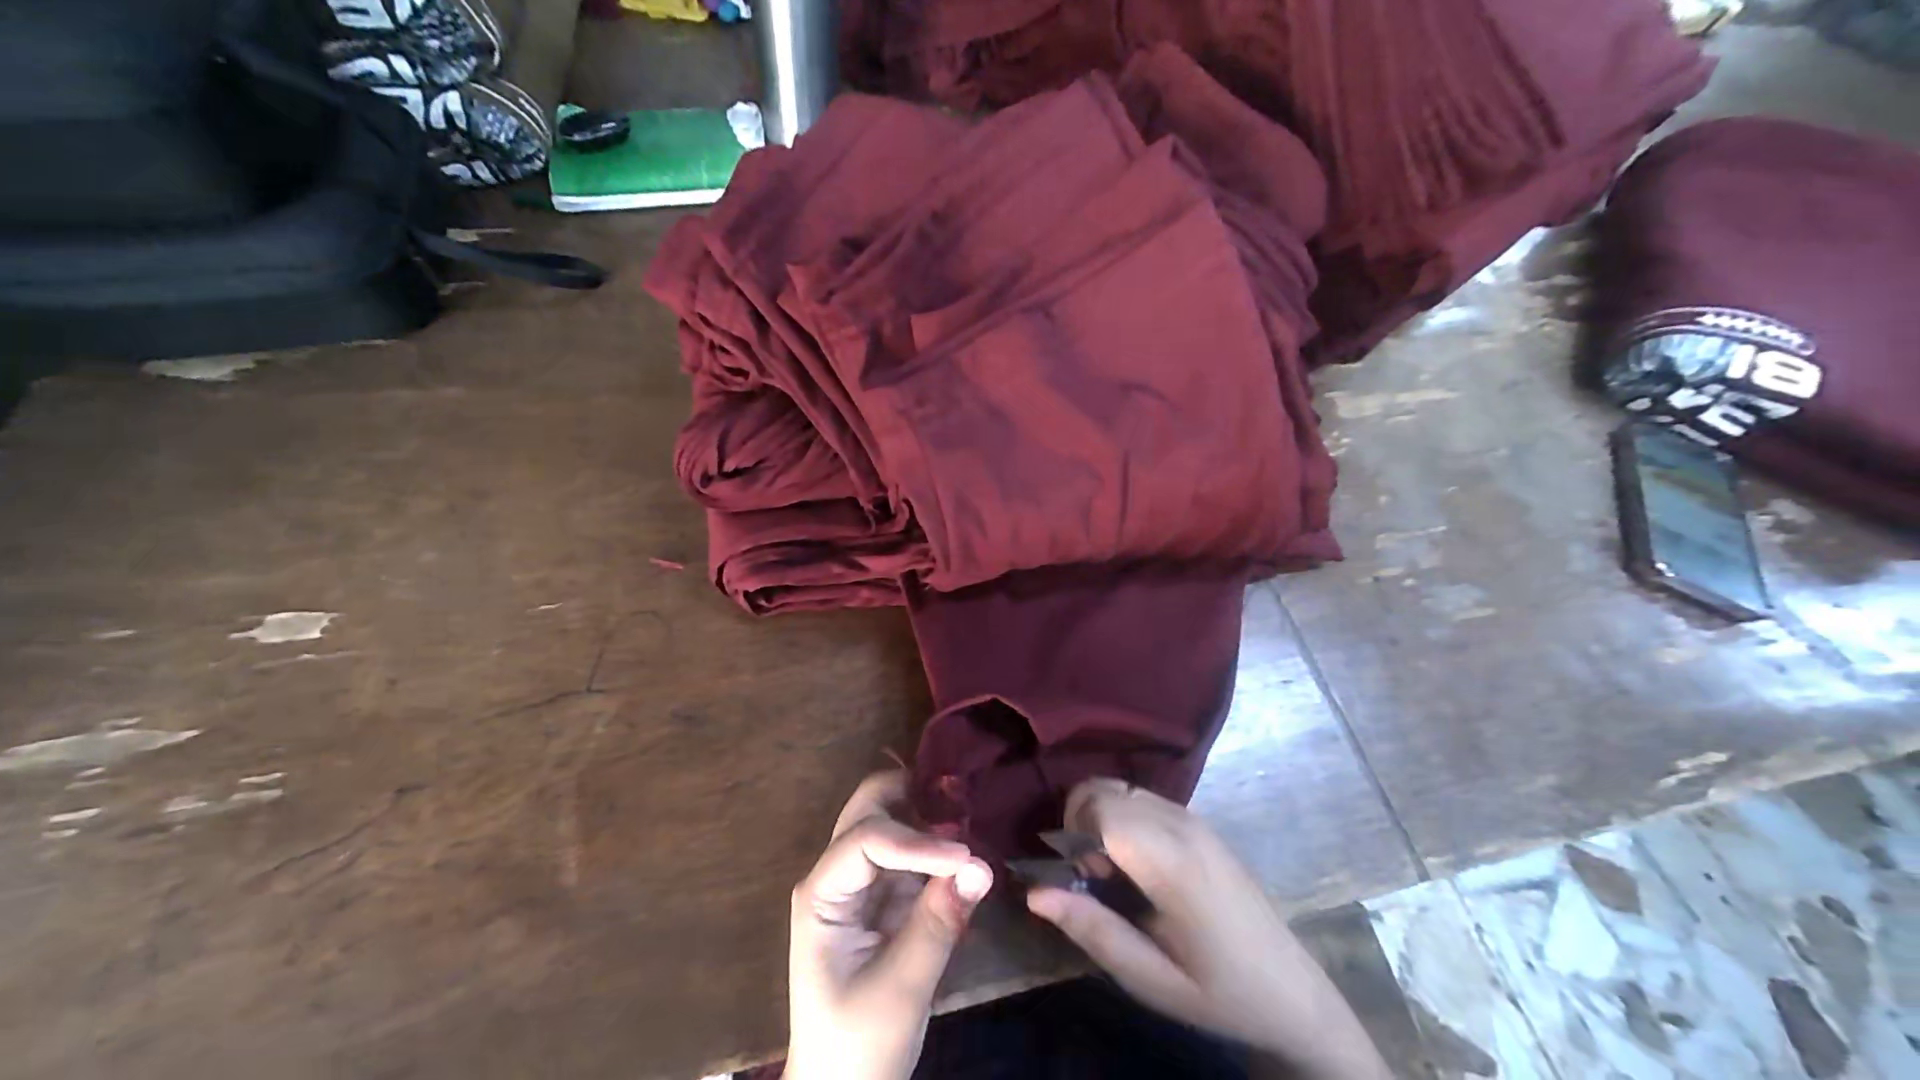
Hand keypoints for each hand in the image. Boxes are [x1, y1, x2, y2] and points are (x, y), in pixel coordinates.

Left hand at [785, 771, 993, 1079]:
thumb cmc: (858, 1046)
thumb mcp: (902, 990)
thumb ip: (938, 923)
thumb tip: (982, 866)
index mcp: (822, 895)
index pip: (867, 841)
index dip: (917, 841)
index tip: (965, 855)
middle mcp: (836, 877)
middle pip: (869, 811)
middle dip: (912, 799)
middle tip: (961, 803)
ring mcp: (860, 886)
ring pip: (890, 824)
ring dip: (927, 818)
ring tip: (969, 823)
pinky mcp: (884, 900)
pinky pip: (910, 856)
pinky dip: (936, 848)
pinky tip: (965, 852)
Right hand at [1025, 779, 1390, 1079]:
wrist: (1293, 995)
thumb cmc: (1217, 992)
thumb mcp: (1149, 978)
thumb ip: (1091, 929)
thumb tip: (1033, 891)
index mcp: (1171, 861)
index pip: (1100, 807)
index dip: (1073, 836)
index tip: (1082, 880)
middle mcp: (1183, 825)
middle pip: (1105, 789)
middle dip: (1080, 823)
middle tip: (1092, 877)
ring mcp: (1195, 819)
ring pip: (1122, 790)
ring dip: (1100, 819)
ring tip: (1113, 874)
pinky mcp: (1201, 823)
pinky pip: (1143, 800)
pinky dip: (1122, 819)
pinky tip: (1137, 867)